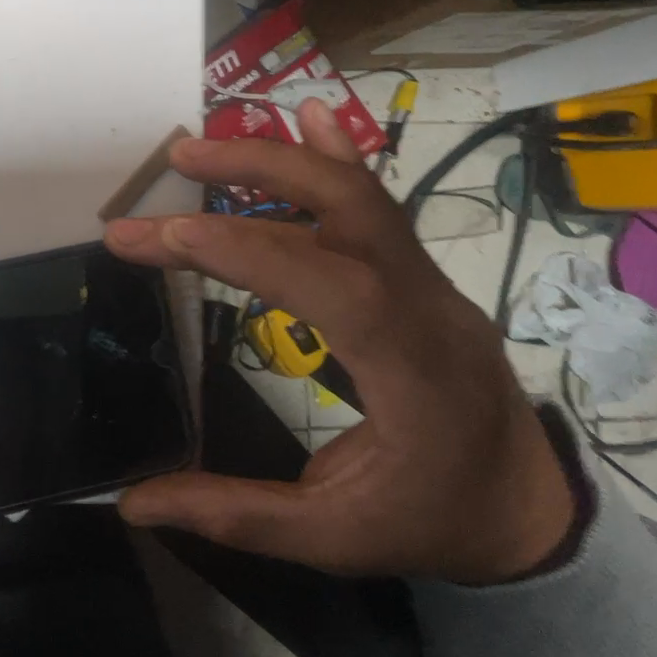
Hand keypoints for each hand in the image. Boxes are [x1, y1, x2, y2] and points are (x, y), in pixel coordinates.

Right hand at [105, 101, 576, 583]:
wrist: (526, 509)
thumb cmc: (432, 520)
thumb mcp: (331, 539)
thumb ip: (233, 514)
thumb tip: (130, 502)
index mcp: (412, 369)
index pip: (330, 286)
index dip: (245, 251)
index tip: (162, 234)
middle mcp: (426, 306)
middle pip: (350, 208)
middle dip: (256, 173)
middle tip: (173, 163)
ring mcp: (428, 283)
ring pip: (360, 194)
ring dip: (278, 160)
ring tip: (201, 149)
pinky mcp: (417, 277)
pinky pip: (378, 205)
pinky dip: (337, 154)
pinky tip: (307, 117)